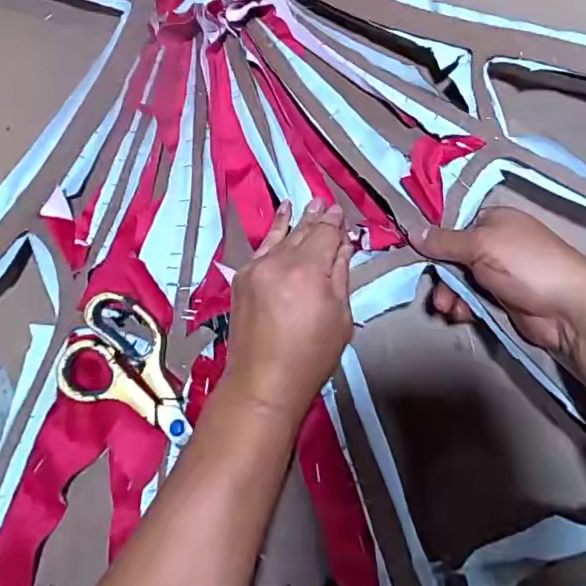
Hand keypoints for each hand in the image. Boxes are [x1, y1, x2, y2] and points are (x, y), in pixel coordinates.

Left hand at [223, 202, 353, 417]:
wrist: (262, 383)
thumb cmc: (310, 357)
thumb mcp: (340, 318)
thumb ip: (340, 275)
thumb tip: (343, 246)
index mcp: (308, 271)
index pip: (326, 235)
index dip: (335, 223)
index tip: (341, 212)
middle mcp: (280, 262)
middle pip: (304, 232)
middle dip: (318, 218)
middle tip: (327, 203)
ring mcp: (257, 267)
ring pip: (283, 236)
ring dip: (297, 219)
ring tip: (309, 203)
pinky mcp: (243, 277)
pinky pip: (264, 247)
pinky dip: (274, 231)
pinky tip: (282, 216)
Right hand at [414, 206, 585, 359]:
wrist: (570, 310)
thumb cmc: (526, 265)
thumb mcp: (480, 245)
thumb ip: (445, 241)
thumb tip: (413, 230)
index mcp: (493, 219)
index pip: (454, 222)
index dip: (434, 237)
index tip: (415, 251)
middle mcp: (496, 242)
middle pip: (453, 254)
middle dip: (441, 274)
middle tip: (436, 292)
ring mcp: (500, 271)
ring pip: (460, 279)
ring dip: (450, 293)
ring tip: (447, 308)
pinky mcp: (503, 298)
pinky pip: (472, 297)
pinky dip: (463, 305)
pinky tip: (461, 314)